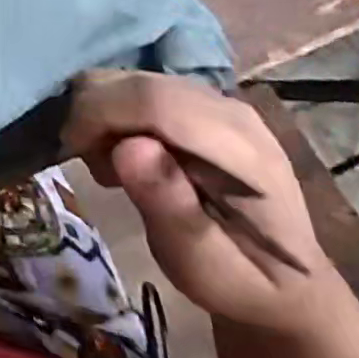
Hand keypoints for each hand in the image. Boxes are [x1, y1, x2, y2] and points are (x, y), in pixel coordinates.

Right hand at [62, 71, 346, 334]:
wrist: (285, 276)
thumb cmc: (242, 280)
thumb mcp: (207, 269)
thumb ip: (173, 211)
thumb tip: (127, 148)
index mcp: (242, 149)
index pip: (155, 101)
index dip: (100, 113)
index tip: (73, 151)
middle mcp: (227, 108)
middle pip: (136, 82)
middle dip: (94, 114)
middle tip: (95, 168)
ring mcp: (213, 97)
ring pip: (129, 78)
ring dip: (100, 113)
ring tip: (109, 165)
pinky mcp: (195, 97)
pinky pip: (136, 85)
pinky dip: (112, 111)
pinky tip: (124, 152)